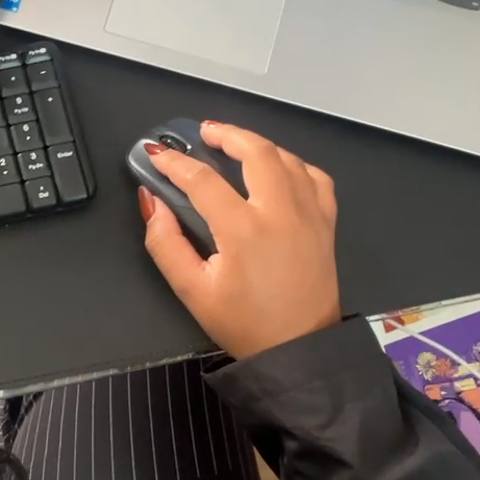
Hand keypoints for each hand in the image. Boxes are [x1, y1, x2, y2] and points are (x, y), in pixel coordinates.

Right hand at [139, 121, 340, 359]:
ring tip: (235, 142)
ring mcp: (310, 214)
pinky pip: (314, 177)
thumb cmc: (242, 323)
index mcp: (243, 229)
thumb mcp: (191, 290)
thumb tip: (153, 204)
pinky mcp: (326, 223)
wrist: (298, 348)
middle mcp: (280, 212)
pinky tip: (278, 167)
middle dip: (226, 134)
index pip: (202, 179)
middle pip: (255, 152)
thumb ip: (165, 243)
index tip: (156, 154)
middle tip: (203, 131)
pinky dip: (293, 164)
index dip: (174, 163)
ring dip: (258, 144)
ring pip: (287, 158)